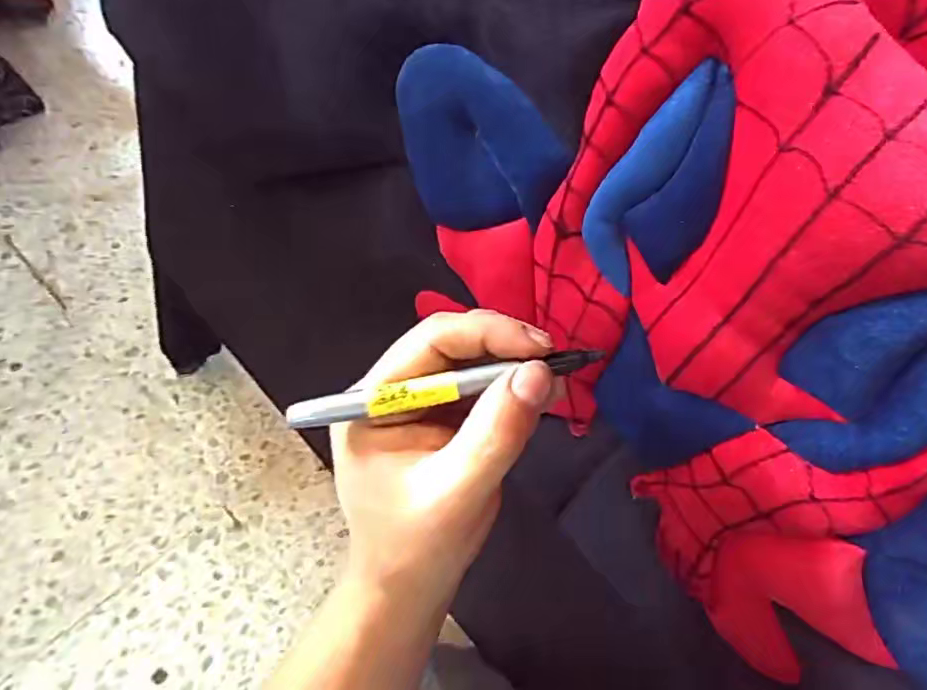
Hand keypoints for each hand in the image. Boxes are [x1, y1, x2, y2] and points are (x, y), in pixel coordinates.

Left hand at [330, 309, 559, 617]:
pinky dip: (514, 385)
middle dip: (505, 345)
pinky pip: (483, 383)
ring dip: (514, 363)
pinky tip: (540, 394)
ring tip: (553, 380)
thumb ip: (496, 433)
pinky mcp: (445, 413)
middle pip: (453, 341)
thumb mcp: (458, 494)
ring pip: (472, 357)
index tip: (539, 349)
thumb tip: (538, 372)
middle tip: (553, 361)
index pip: (432, 341)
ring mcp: (420, 399)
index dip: (487, 333)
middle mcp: (394, 388)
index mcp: (374, 400)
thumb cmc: (417, 550)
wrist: (407, 592)